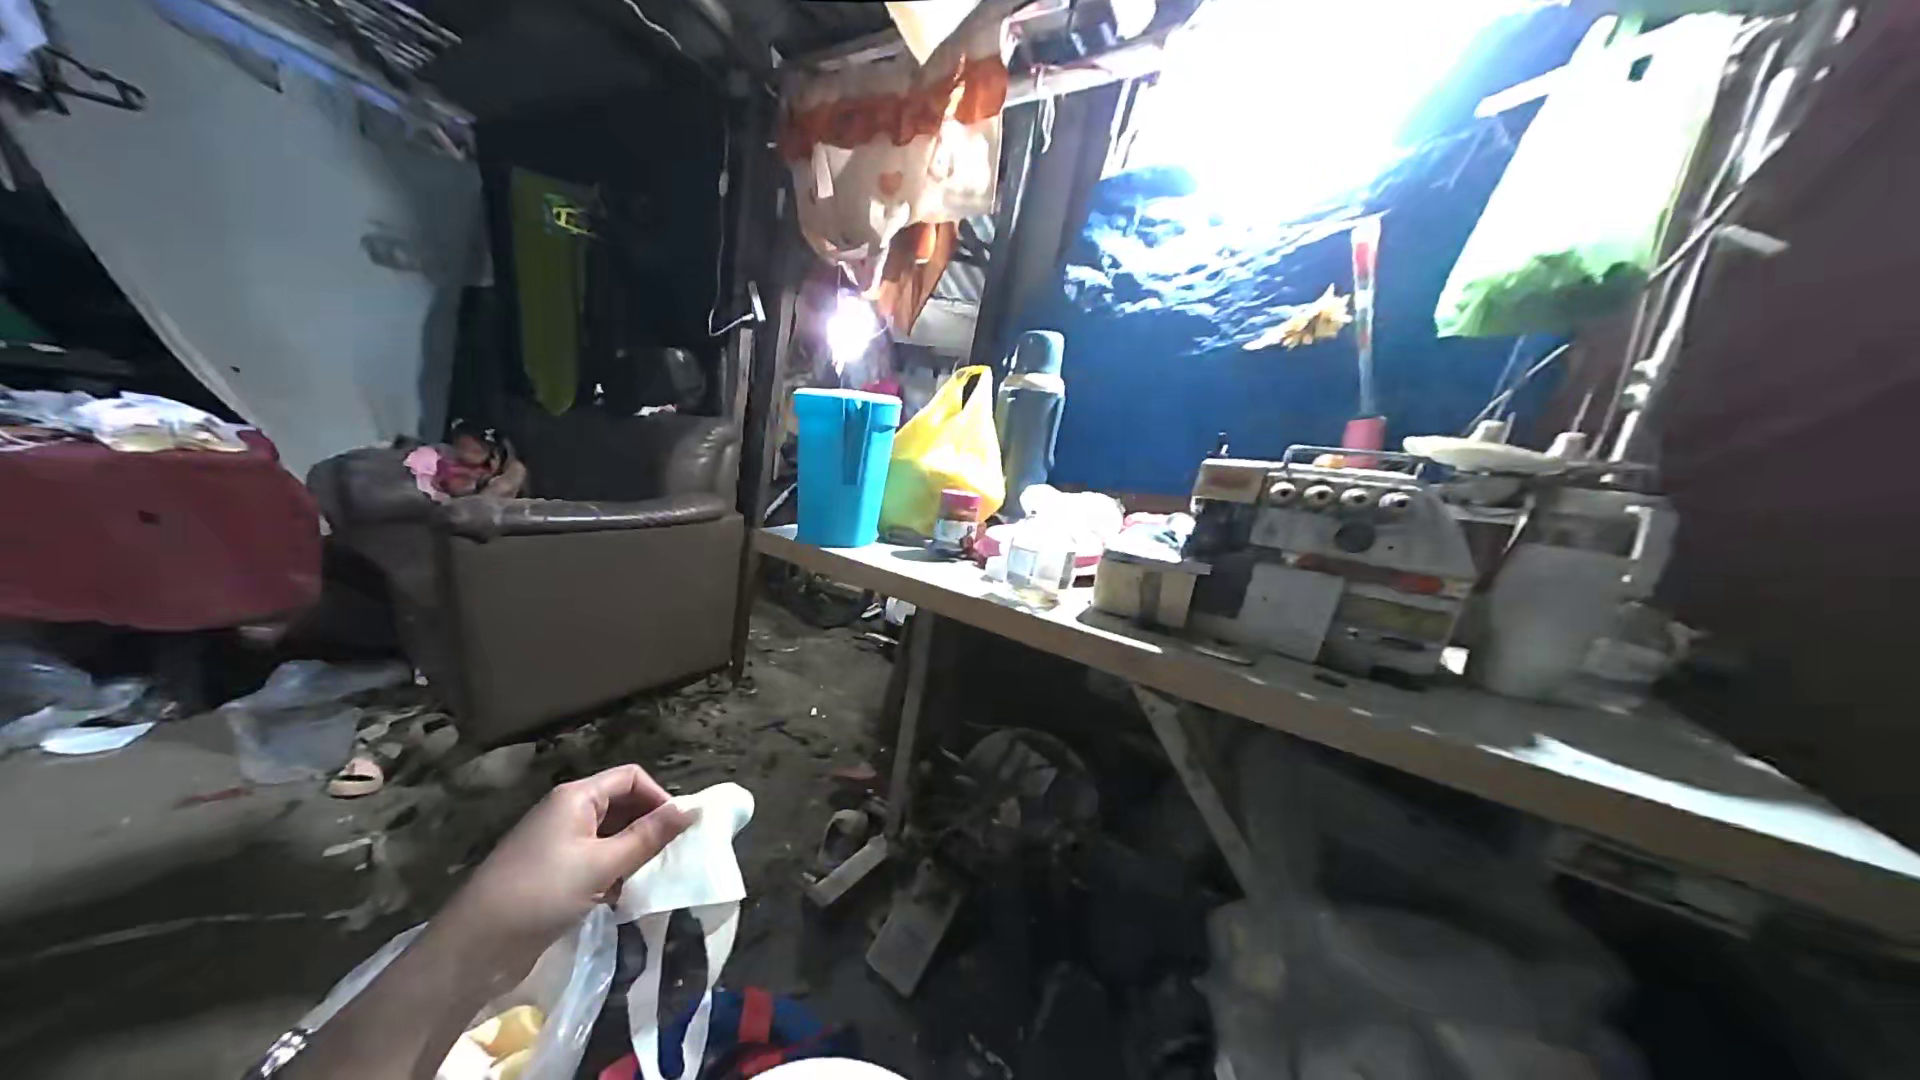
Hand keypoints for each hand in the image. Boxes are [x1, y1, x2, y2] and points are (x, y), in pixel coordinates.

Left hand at [438, 764, 691, 965]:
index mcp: (576, 797)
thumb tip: (693, 809)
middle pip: (622, 804)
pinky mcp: (551, 871)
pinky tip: (622, 895)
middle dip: (648, 826)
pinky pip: (594, 858)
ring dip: (632, 852)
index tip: (677, 828)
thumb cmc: (541, 894)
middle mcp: (567, 812)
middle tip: (670, 855)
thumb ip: (650, 836)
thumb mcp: (603, 863)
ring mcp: (556, 842)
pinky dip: (613, 870)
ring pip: (610, 834)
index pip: (632, 777)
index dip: (659, 797)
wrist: (470, 952)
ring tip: (649, 877)